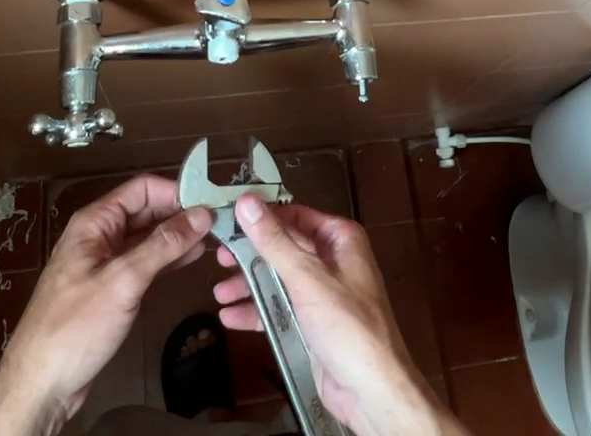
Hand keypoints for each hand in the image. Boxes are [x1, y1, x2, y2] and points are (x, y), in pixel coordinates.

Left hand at [0, 174, 213, 434]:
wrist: (40, 384)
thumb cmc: (76, 327)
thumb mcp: (124, 280)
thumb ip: (164, 245)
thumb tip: (202, 215)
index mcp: (95, 223)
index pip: (142, 189)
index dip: (176, 191)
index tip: (209, 203)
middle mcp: (99, 236)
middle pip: (146, 210)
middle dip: (179, 214)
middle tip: (218, 222)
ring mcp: (104, 262)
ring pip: (146, 236)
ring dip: (176, 236)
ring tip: (212, 239)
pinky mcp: (110, 287)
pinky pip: (143, 261)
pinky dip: (166, 258)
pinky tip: (190, 259)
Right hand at [214, 195, 466, 435]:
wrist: (371, 390)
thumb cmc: (346, 324)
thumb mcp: (307, 277)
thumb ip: (274, 240)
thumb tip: (245, 201)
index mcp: (340, 238)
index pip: (295, 215)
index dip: (262, 216)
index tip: (228, 219)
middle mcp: (332, 259)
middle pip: (284, 247)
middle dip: (252, 255)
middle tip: (220, 259)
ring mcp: (323, 291)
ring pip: (279, 278)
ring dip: (250, 284)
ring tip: (219, 293)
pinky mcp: (313, 321)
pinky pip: (281, 306)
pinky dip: (258, 310)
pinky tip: (231, 316)